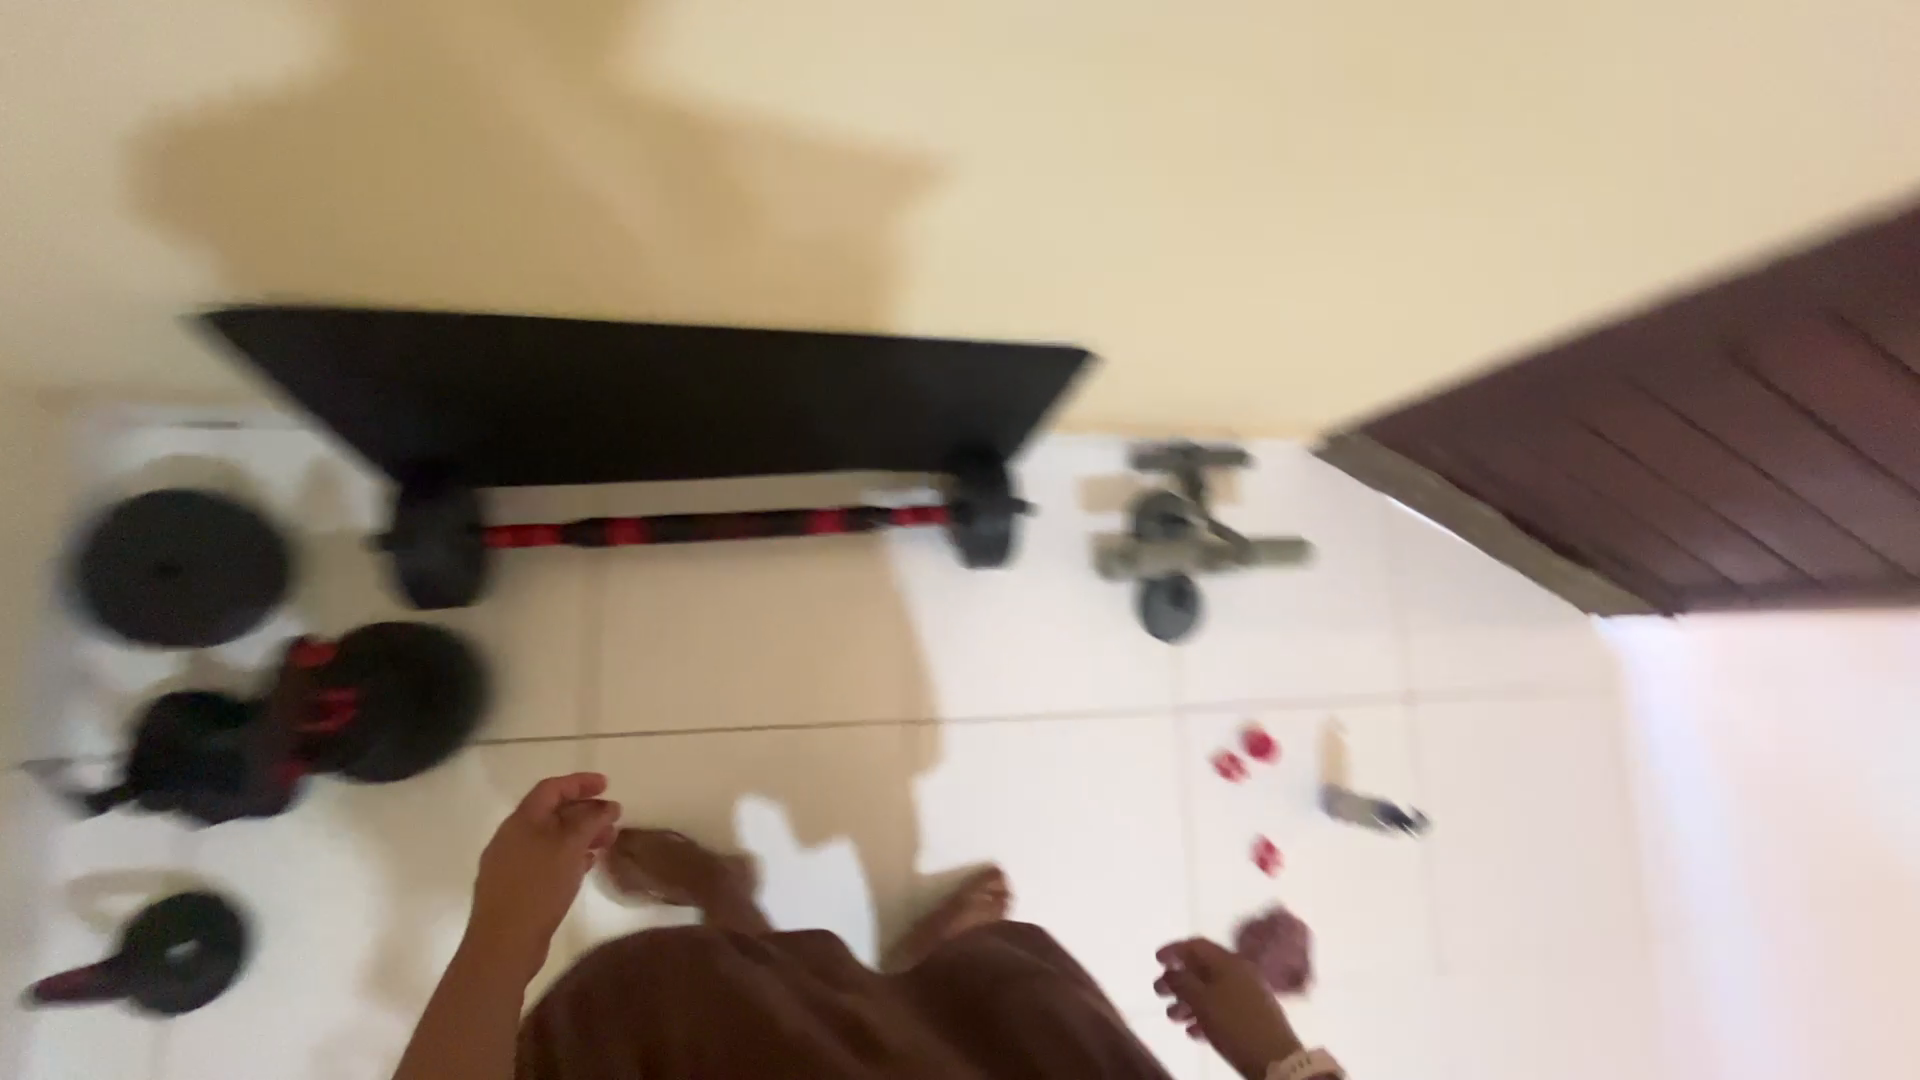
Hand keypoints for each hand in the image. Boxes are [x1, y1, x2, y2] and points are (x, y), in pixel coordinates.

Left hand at [465, 773, 620, 977]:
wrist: (502, 946)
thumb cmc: (538, 888)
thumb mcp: (571, 848)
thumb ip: (592, 821)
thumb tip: (609, 807)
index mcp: (521, 822)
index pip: (551, 788)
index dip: (580, 782)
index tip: (608, 785)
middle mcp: (511, 837)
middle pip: (551, 812)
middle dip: (585, 811)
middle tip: (613, 817)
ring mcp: (509, 863)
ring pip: (550, 837)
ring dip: (579, 834)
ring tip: (606, 842)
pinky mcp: (513, 887)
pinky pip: (545, 859)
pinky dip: (568, 854)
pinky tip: (587, 864)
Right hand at [1155, 938, 1302, 1079]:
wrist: (1278, 1061)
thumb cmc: (1235, 1024)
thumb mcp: (1202, 1001)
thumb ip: (1182, 982)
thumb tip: (1170, 971)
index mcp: (1228, 962)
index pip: (1196, 945)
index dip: (1174, 949)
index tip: (1156, 960)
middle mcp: (1240, 973)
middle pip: (1202, 970)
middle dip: (1178, 981)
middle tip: (1159, 992)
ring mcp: (1249, 996)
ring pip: (1211, 992)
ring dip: (1189, 1002)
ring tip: (1172, 1018)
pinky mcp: (1254, 1018)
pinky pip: (1223, 1009)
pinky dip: (1205, 1016)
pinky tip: (1193, 1032)